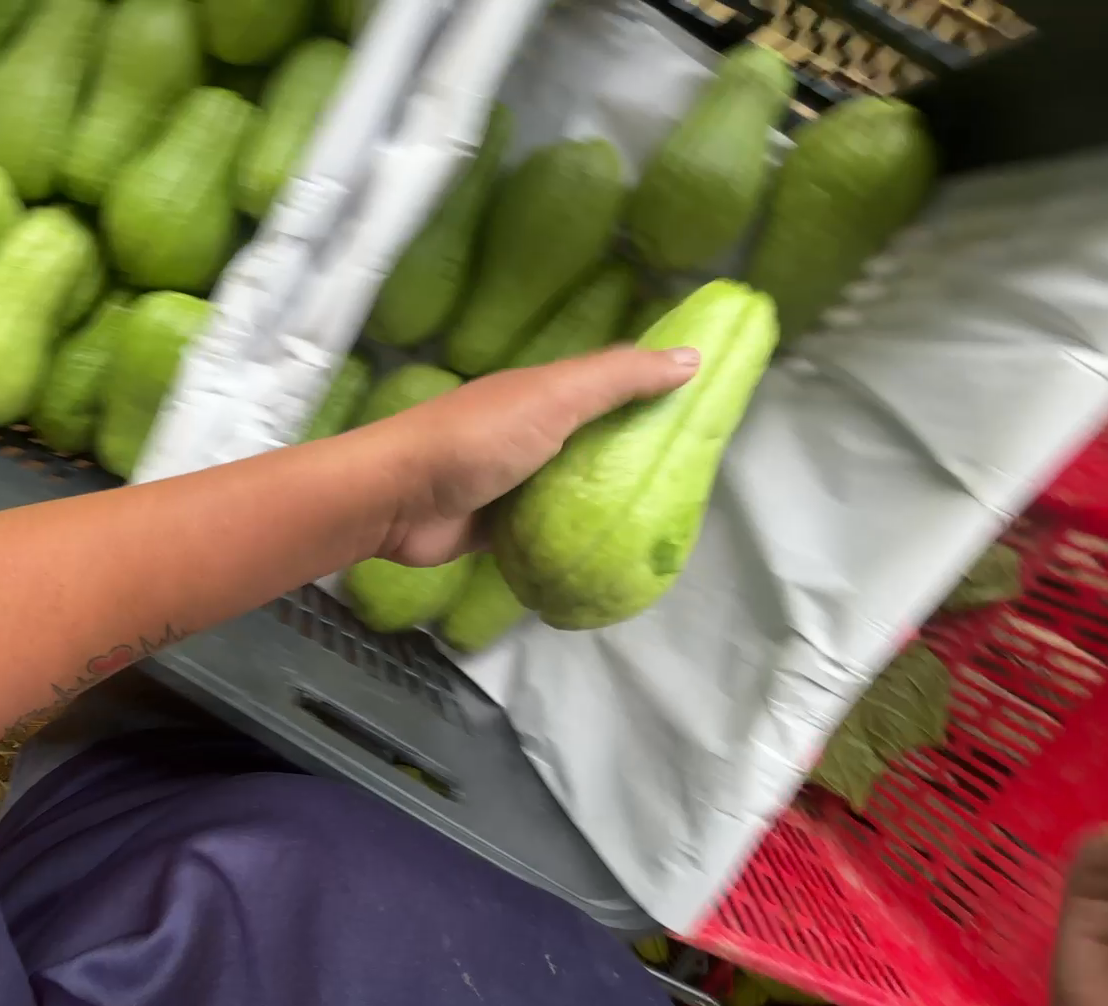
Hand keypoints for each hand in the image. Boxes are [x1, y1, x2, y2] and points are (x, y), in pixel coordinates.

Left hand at [363, 346, 700, 565]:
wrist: (397, 501)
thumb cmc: (474, 441)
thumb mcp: (552, 397)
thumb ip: (615, 378)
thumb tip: (692, 356)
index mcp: (542, 396)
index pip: (612, 388)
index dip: (656, 396)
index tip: (710, 415)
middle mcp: (530, 435)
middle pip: (596, 443)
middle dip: (638, 457)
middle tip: (697, 480)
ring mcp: (512, 483)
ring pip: (574, 489)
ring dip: (608, 501)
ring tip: (668, 519)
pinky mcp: (498, 527)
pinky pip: (547, 529)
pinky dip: (574, 535)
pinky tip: (615, 548)